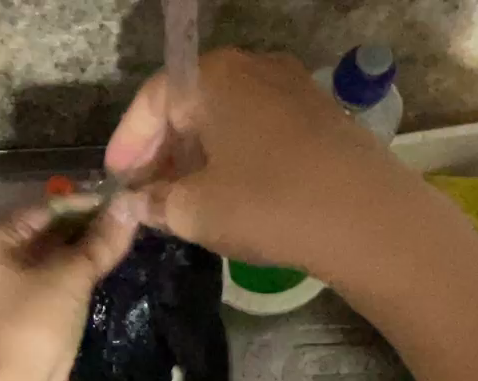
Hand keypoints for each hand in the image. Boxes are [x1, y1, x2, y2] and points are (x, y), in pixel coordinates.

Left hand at [0, 203, 136, 380]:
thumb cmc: (35, 323)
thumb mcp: (71, 276)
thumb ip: (102, 241)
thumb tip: (132, 204)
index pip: (46, 208)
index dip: (85, 204)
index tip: (125, 201)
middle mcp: (1, 263)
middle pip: (50, 235)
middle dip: (89, 229)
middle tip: (133, 221)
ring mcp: (15, 293)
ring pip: (57, 264)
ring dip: (88, 256)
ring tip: (129, 242)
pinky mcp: (32, 319)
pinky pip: (60, 289)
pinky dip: (82, 281)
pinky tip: (111, 273)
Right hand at [105, 49, 434, 285]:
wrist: (362, 216)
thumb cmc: (265, 204)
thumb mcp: (194, 210)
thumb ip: (154, 202)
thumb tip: (134, 201)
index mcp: (213, 79)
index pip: (154, 99)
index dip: (127, 142)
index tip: (115, 179)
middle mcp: (252, 69)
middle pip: (189, 103)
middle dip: (160, 148)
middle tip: (142, 191)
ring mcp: (290, 89)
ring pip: (223, 117)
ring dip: (194, 154)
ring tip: (178, 197)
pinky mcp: (315, 117)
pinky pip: (254, 129)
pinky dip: (228, 155)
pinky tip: (223, 192)